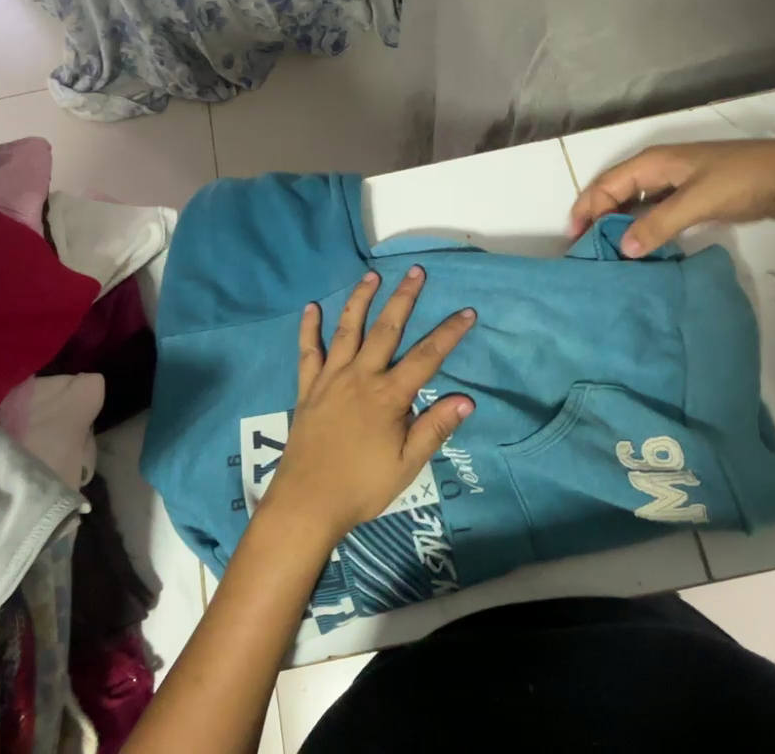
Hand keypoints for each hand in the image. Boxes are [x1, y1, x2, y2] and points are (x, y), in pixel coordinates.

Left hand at [259, 268, 476, 541]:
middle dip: (404, 298)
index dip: (449, 334)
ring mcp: (330, 379)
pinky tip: (311, 307)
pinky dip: (309, 328)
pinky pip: (308, 352)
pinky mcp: (307, 388)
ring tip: (371, 275)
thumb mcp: (407, 464)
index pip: (426, 358)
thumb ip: (435, 428)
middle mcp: (360, 378)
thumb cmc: (362, 487)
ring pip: (347, 330)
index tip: (467, 312)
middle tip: (416, 271)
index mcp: (388, 396)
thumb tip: (467, 399)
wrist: (307, 502)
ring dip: (360, 300)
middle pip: (386, 330)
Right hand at [567, 139, 774, 257]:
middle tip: (584, 249)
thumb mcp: (696, 202)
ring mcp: (674, 184)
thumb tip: (622, 249)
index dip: (587, 209)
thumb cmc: (741, 180)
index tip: (574, 238)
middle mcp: (657, 170)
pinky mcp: (689, 199)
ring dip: (618, 224)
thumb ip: (658, 225)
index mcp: (653, 163)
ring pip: (634, 204)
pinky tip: (638, 248)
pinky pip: (653, 213)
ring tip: (606, 252)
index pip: (607, 185)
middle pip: (616, 193)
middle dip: (596, 217)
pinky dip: (641, 229)